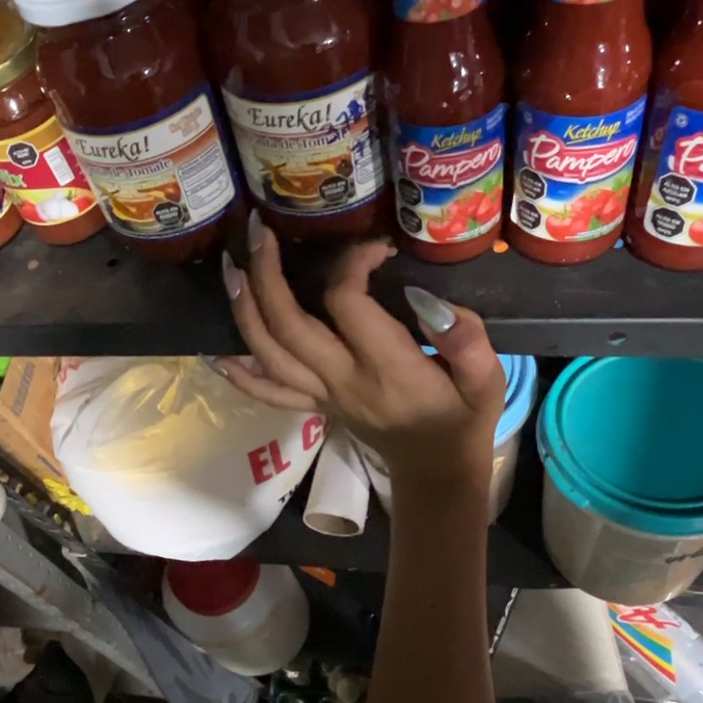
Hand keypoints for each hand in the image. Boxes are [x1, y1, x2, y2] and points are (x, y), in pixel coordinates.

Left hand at [215, 212, 504, 488]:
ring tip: (231, 269)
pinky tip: (216, 353)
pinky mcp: (315, 407)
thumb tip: (423, 296)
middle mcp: (342, 381)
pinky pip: (269, 393)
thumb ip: (466, 338)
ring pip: (269, 354)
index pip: (346, 304)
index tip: (374, 246)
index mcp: (385, 368)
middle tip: (259, 231)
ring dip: (244, 311)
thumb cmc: (463, 419)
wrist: (437, 472)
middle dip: (268, 274)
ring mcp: (322, 397)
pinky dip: (239, 374)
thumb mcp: (487, 380)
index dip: (351, 264)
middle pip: (289, 325)